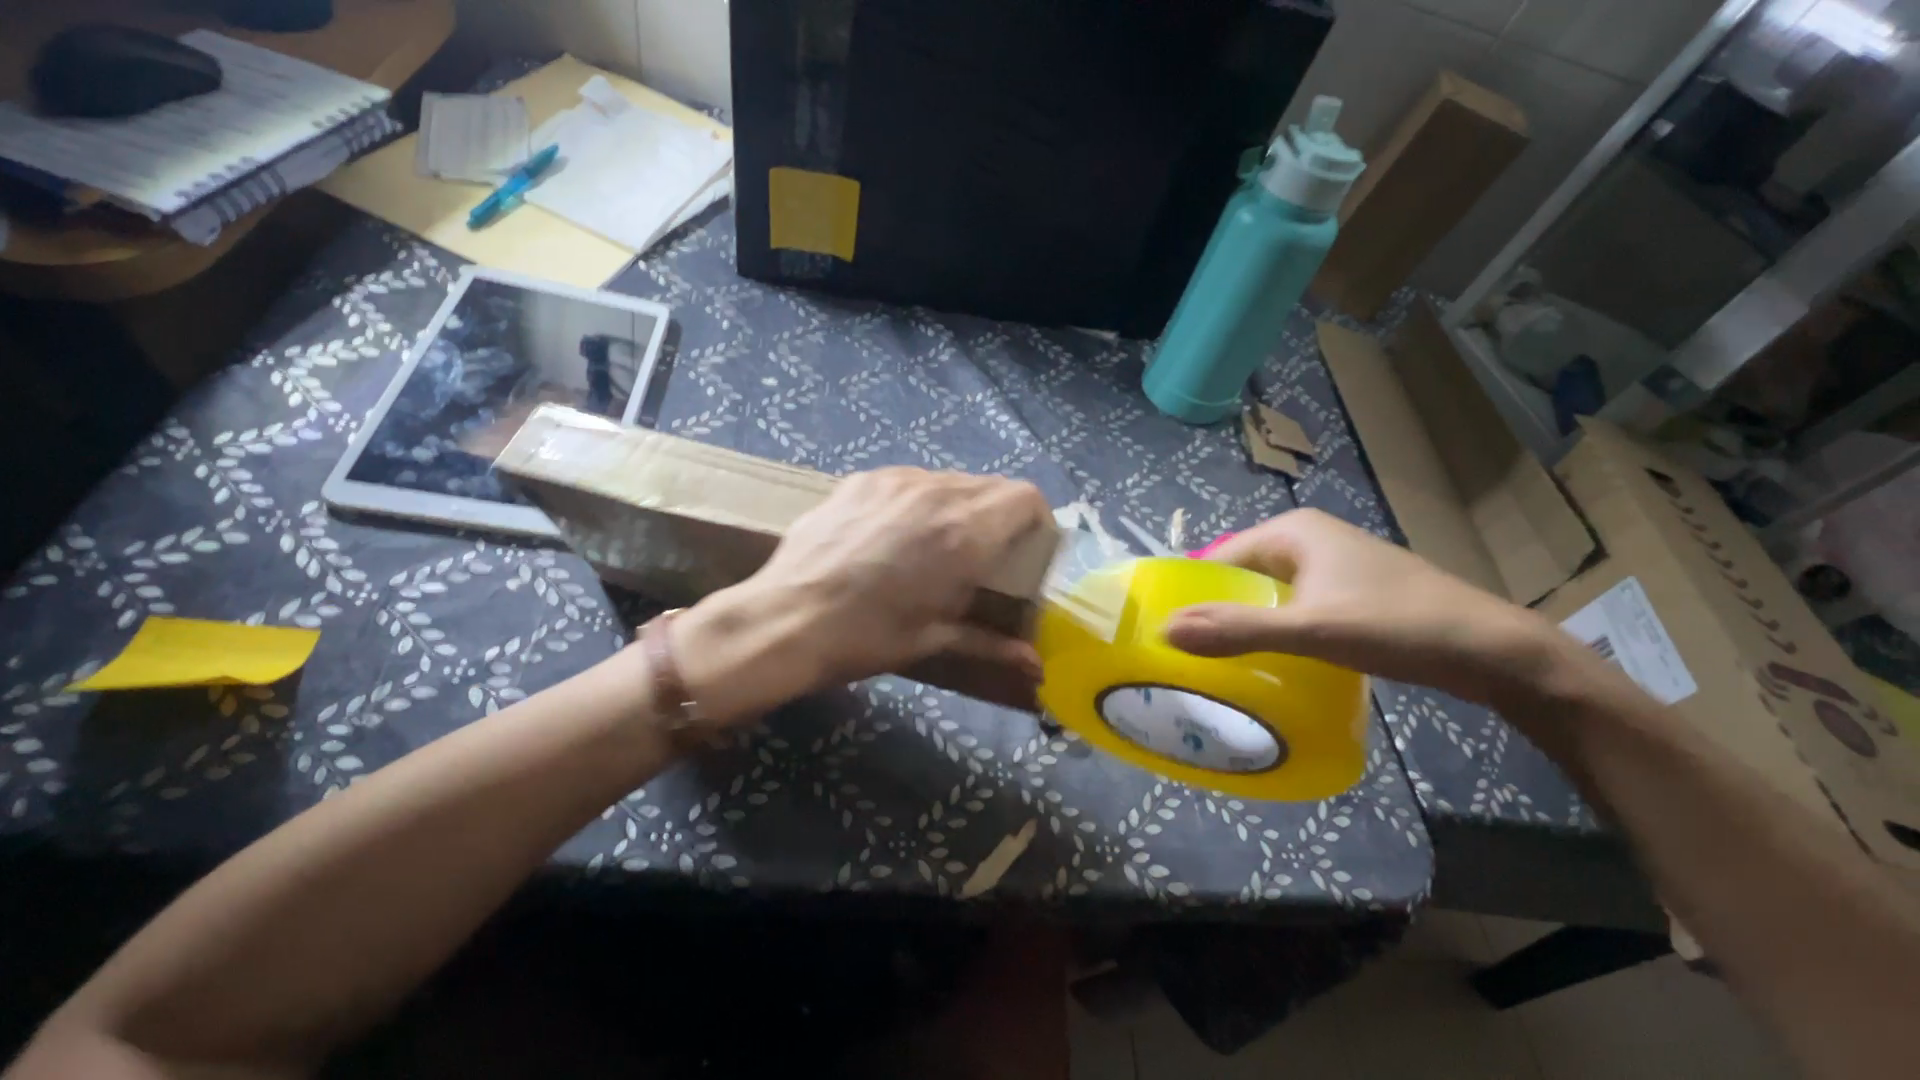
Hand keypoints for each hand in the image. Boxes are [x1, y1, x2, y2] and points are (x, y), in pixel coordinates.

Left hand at [670, 468, 1052, 723]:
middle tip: (982, 555)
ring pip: (948, 480)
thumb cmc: (867, 637)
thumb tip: (1036, 666)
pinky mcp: (860, 479)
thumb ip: (991, 643)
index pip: (1025, 498)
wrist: (787, 619)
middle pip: (989, 486)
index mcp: (964, 533)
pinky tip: (892, 537)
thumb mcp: (932, 641)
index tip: (1026, 550)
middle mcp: (936, 493)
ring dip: (956, 507)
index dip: (1035, 521)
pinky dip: (915, 502)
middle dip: (996, 517)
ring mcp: (894, 480)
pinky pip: (907, 481)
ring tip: (934, 546)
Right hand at [1163, 509, 1575, 707]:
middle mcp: (1309, 539)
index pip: (1217, 559)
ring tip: (1218, 669)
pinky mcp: (1353, 595)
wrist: (1490, 650)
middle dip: (1216, 615)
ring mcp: (1334, 567)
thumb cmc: (1395, 625)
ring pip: (1270, 597)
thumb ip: (1235, 631)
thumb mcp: (1309, 630)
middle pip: (1241, 578)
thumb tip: (1162, 631)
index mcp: (1293, 531)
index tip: (1164, 638)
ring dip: (1247, 628)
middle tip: (1187, 661)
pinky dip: (1279, 634)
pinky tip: (1270, 667)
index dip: (1189, 596)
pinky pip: (1296, 611)